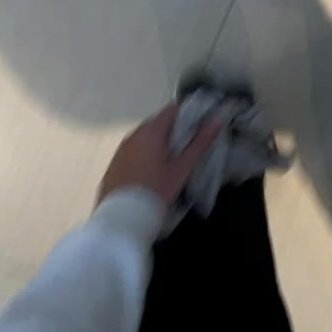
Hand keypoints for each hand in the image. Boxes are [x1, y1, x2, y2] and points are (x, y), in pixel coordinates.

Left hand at [96, 103, 223, 206]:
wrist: (121, 221)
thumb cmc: (156, 191)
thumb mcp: (182, 168)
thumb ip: (201, 142)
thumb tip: (218, 118)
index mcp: (152, 131)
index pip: (173, 109)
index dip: (188, 114)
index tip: (198, 128)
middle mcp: (134, 134)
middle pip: (159, 122)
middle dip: (174, 130)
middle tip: (187, 148)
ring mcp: (121, 149)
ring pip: (145, 137)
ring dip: (158, 143)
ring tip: (170, 162)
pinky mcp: (113, 164)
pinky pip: (133, 150)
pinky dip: (144, 154)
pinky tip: (150, 173)